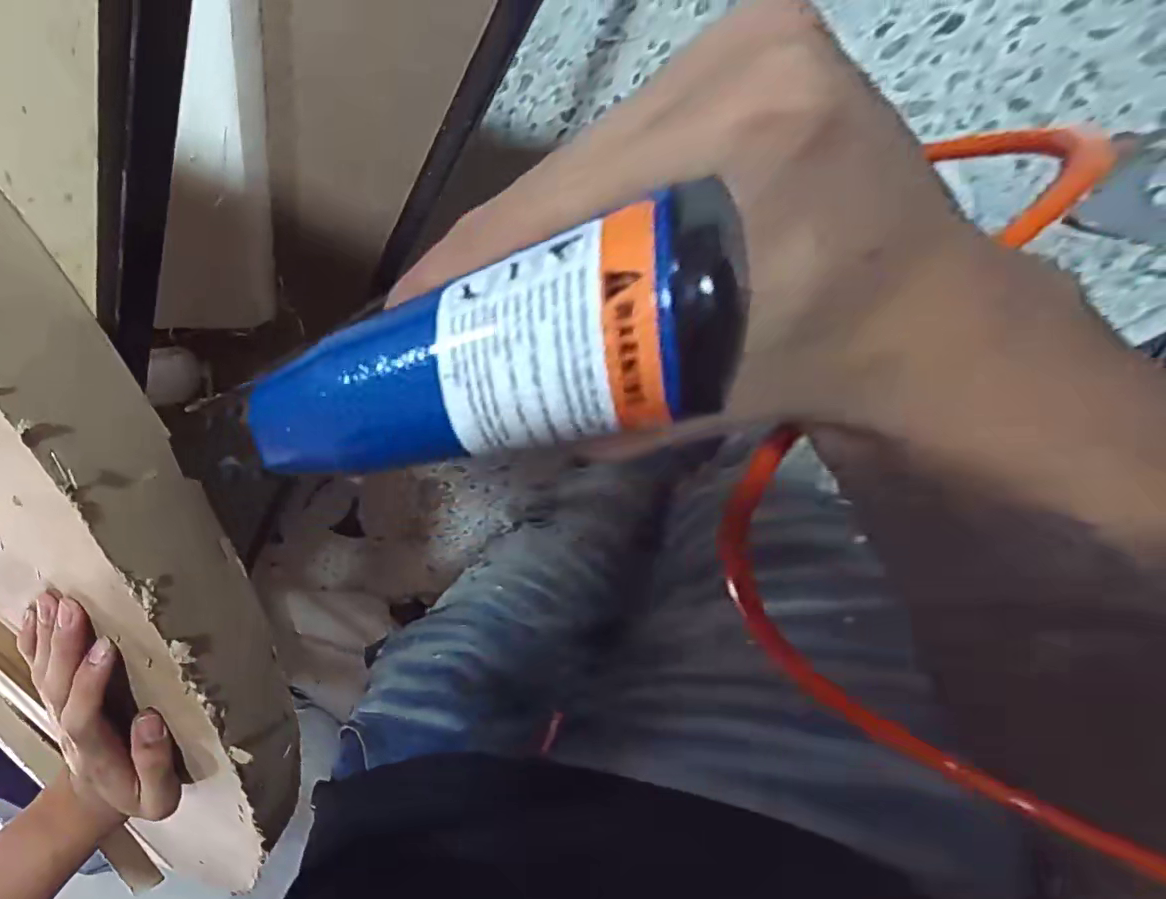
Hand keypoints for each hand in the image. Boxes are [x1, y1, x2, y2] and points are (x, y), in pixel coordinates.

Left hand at [18, 591, 180, 823]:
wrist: (95, 794)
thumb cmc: (133, 791)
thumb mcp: (158, 798)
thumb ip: (155, 764)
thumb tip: (151, 719)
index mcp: (93, 748)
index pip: (83, 713)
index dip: (90, 681)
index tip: (107, 646)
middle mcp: (66, 723)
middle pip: (56, 684)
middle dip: (63, 644)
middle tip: (70, 605)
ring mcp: (55, 707)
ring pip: (44, 670)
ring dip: (46, 633)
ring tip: (51, 598)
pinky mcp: (53, 694)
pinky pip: (35, 665)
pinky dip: (31, 638)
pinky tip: (33, 612)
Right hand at [390, 0, 1017, 431]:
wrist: (920, 311)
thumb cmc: (813, 355)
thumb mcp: (687, 387)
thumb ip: (579, 405)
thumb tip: (478, 425)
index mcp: (748, 131)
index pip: (559, 200)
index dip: (468, 260)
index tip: (406, 305)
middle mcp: (748, 62)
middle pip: (557, 173)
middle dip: (482, 248)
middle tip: (428, 303)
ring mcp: (749, 45)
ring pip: (574, 153)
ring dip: (516, 224)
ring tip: (468, 280)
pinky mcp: (744, 55)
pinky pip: (610, 139)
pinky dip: (562, 197)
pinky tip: (530, 242)